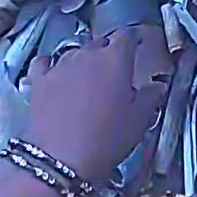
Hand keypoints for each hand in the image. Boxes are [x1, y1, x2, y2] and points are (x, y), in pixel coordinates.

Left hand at [23, 23, 170, 183]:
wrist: (58, 161)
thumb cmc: (105, 139)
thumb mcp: (138, 121)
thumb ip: (151, 97)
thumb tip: (157, 86)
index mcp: (115, 59)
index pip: (127, 35)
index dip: (135, 36)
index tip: (139, 41)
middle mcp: (87, 54)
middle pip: (101, 42)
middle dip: (110, 50)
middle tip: (117, 68)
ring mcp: (60, 65)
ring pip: (75, 51)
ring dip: (85, 59)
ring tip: (90, 77)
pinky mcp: (39, 80)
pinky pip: (45, 62)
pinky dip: (52, 64)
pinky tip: (55, 72)